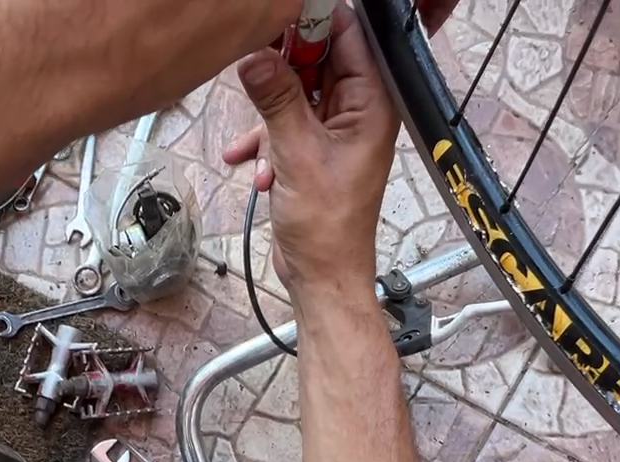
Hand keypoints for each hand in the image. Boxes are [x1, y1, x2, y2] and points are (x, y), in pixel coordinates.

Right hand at [221, 6, 398, 296]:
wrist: (321, 278)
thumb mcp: (296, 154)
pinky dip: (265, 145)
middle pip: (316, 61)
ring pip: (295, 95)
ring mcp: (333, 134)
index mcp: (370, 103)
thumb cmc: (328, 229)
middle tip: (252, 72)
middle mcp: (356, 113)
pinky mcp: (313, 155)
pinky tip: (249, 165)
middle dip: (281, 71)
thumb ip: (275, 98)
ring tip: (257, 147)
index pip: (347, 34)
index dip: (310, 23)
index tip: (272, 24)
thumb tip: (254, 55)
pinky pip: (285, 129)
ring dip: (268, 117)